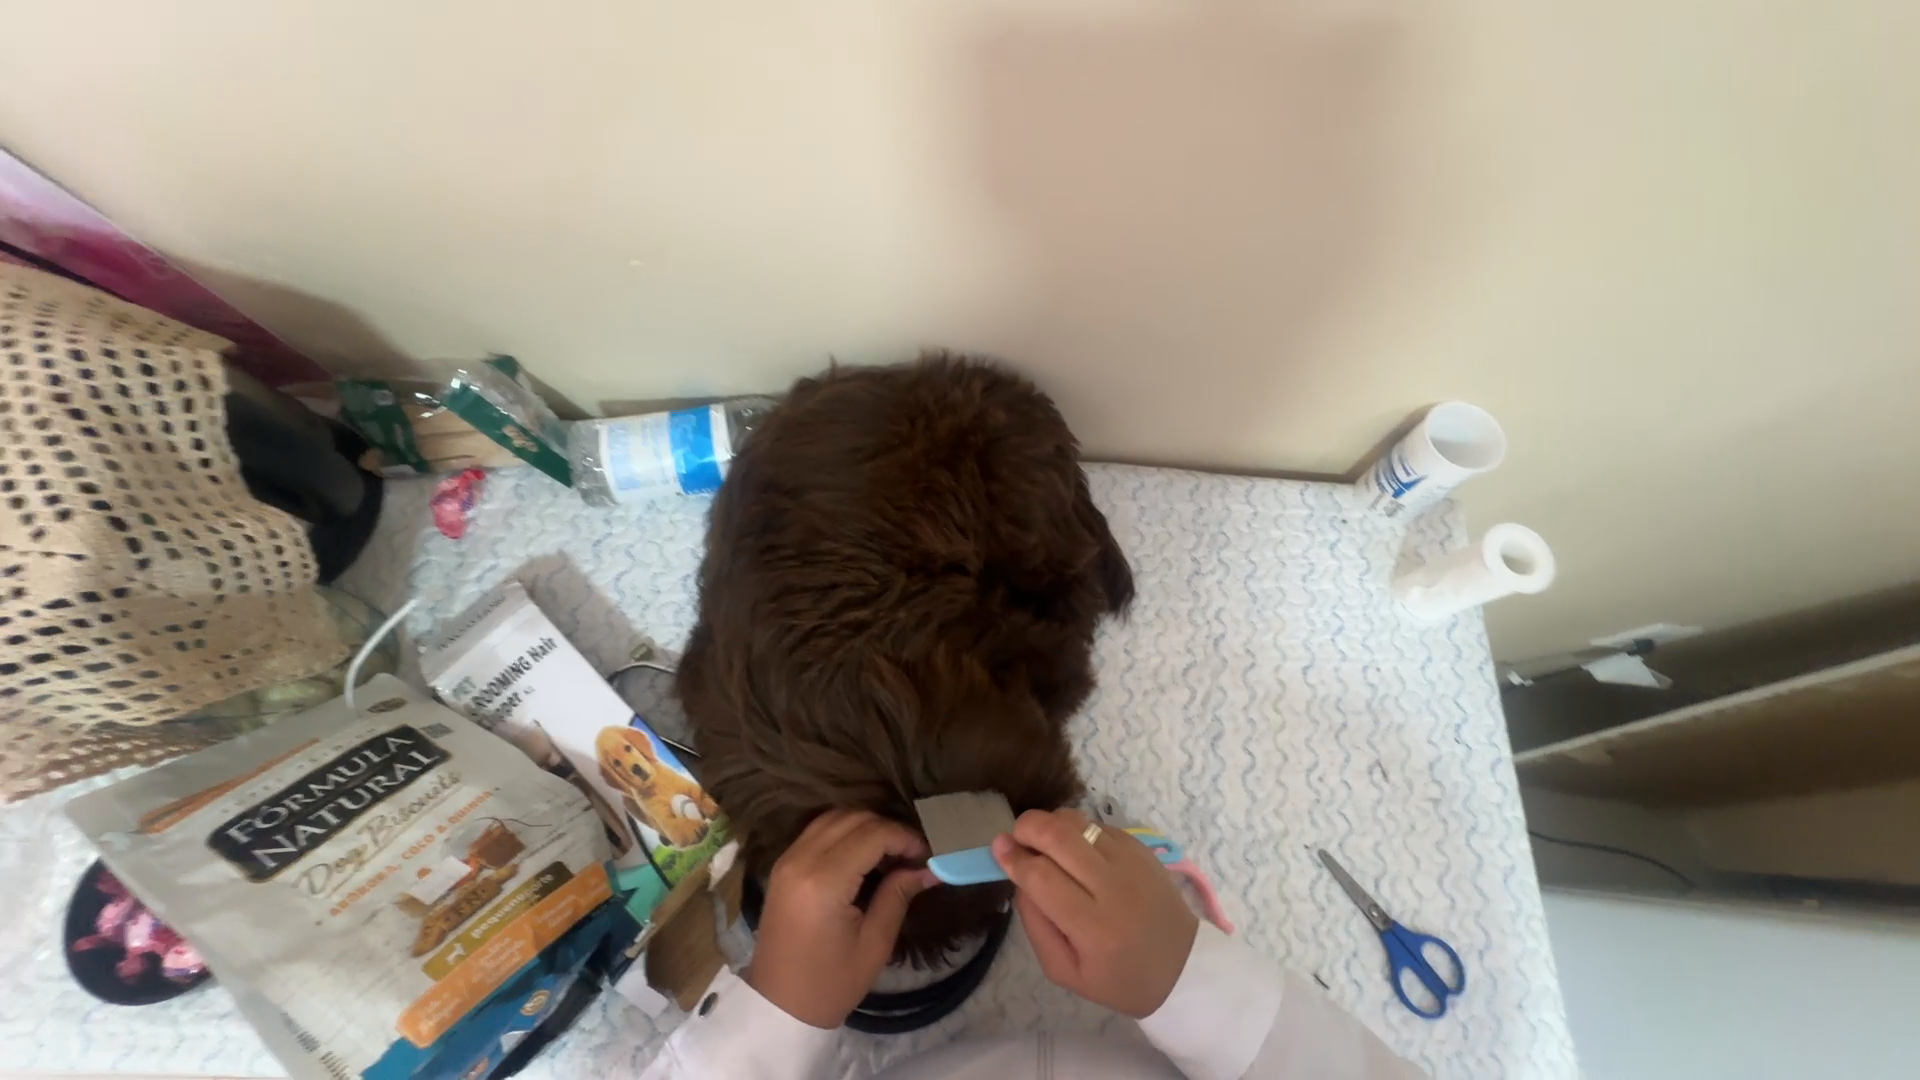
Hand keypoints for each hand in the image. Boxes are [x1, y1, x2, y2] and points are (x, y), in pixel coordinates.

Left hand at [747, 809, 938, 1028]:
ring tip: (888, 853)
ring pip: (835, 816)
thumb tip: (929, 868)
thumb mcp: (874, 944)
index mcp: (824, 882)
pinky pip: (818, 829)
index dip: (904, 838)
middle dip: (888, 829)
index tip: (926, 855)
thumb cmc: (830, 984)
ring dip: (865, 825)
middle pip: (854, 818)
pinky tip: (861, 854)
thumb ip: (898, 896)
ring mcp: (787, 859)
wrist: (778, 1008)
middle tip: (910, 855)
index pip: (873, 834)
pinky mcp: (782, 864)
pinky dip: (844, 830)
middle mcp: (801, 860)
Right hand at [993, 808, 1198, 1017]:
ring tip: (1044, 842)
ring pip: (1077, 821)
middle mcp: (1113, 888)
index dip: (1014, 858)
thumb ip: (1035, 924)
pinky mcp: (1141, 847)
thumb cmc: (1119, 977)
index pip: (1042, 877)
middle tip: (1017, 838)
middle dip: (1027, 827)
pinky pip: (1096, 824)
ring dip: (1051, 823)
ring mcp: (1131, 861)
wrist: (1183, 966)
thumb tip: (1018, 878)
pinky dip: (1077, 830)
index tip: (998, 848)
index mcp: (1093, 928)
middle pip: (1058, 835)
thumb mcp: (1066, 971)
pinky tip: (1077, 851)